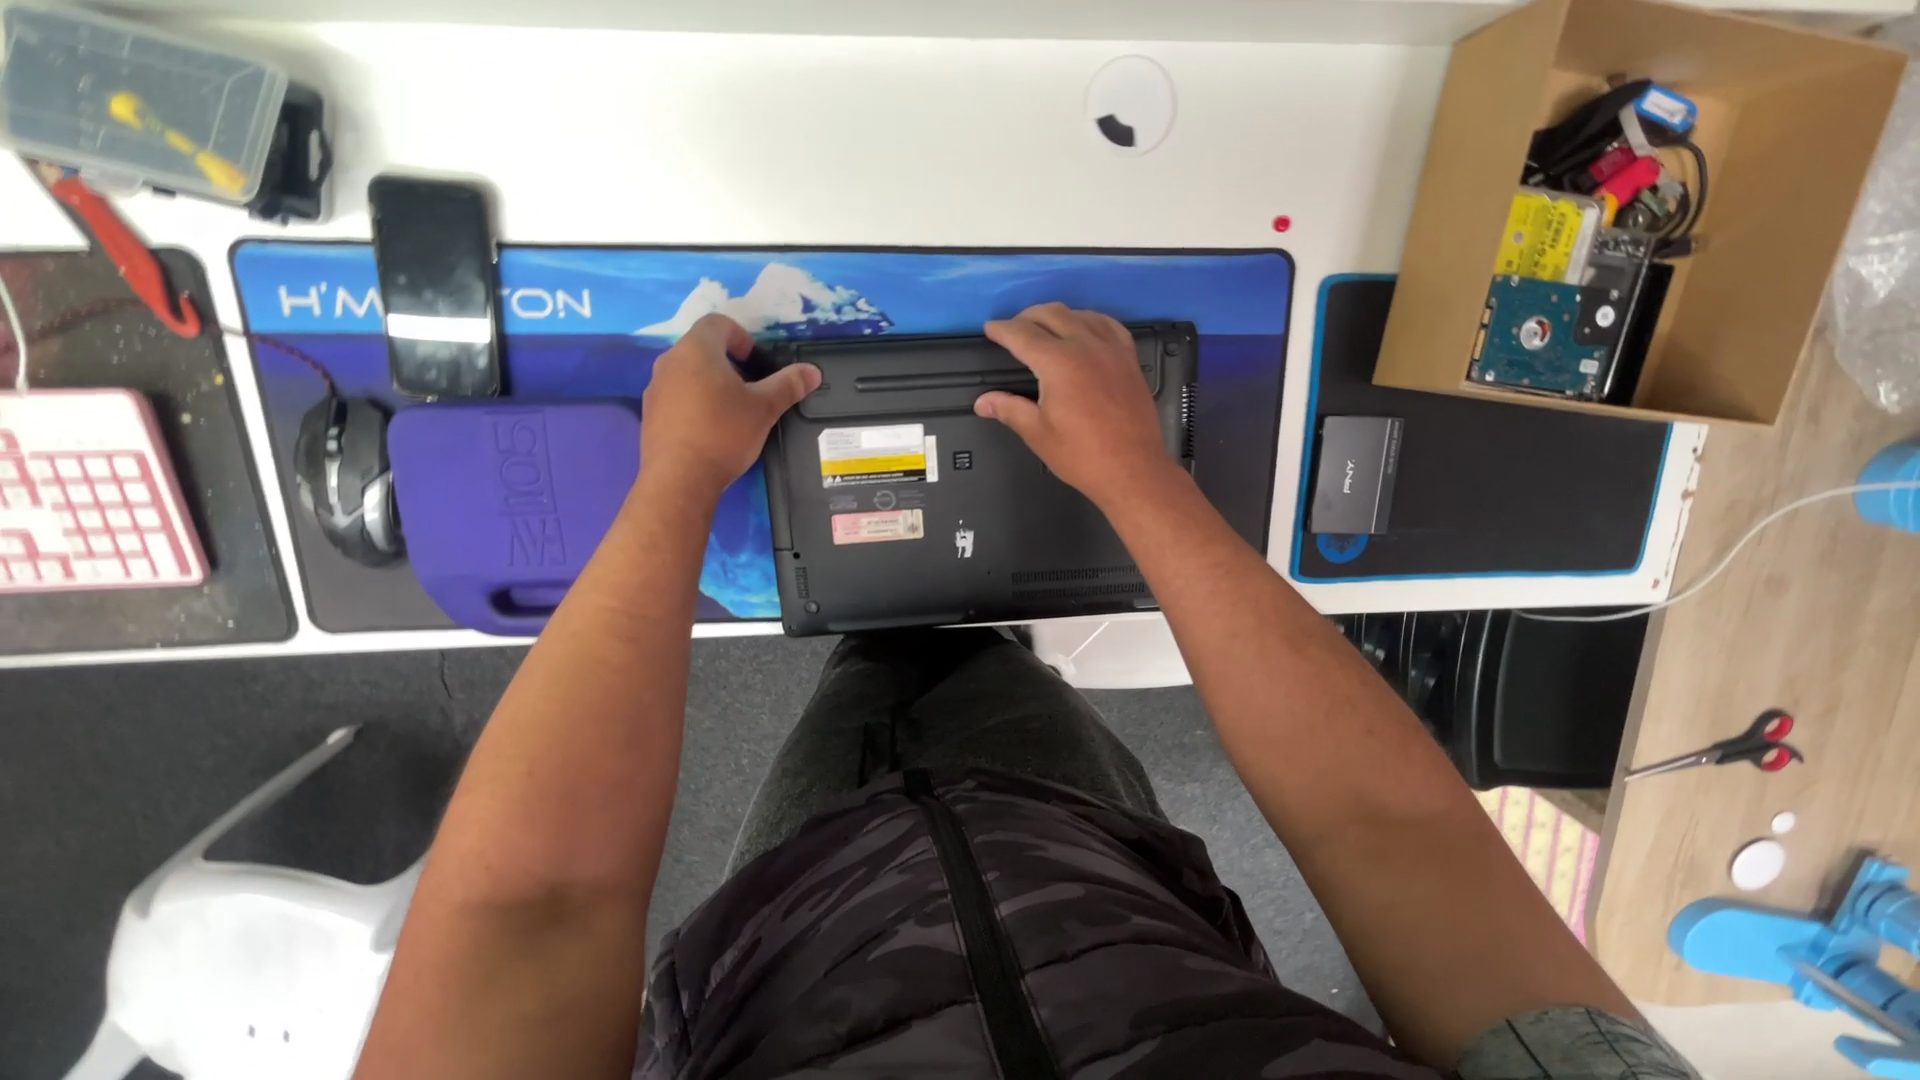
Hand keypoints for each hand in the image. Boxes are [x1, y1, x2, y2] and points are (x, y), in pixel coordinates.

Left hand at [640, 314, 819, 497]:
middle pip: (701, 349)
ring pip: (687, 374)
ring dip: (710, 384)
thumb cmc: (724, 433)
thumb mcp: (764, 408)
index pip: (717, 323)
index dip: (740, 335)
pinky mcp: (650, 415)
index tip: (755, 361)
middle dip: (728, 363)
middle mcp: (670, 362)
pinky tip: (711, 431)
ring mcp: (655, 389)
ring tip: (732, 413)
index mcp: (697, 350)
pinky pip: (676, 398)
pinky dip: (694, 404)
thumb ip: (788, 385)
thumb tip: (812, 371)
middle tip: (750, 389)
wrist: (679, 479)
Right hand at [975, 303, 1178, 507]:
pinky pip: (1108, 325)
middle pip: (1051, 314)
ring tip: (1043, 327)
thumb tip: (983, 402)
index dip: (1001, 329)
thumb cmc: (1082, 455)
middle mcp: (1086, 345)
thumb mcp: (1038, 433)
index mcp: (1058, 362)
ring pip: (1080, 315)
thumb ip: (1009, 409)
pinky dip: (1089, 321)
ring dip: (1057, 315)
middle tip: (1012, 329)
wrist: (1133, 470)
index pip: (1022, 334)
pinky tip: (1084, 329)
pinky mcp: (1129, 359)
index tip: (990, 329)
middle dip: (1026, 317)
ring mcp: (1111, 349)